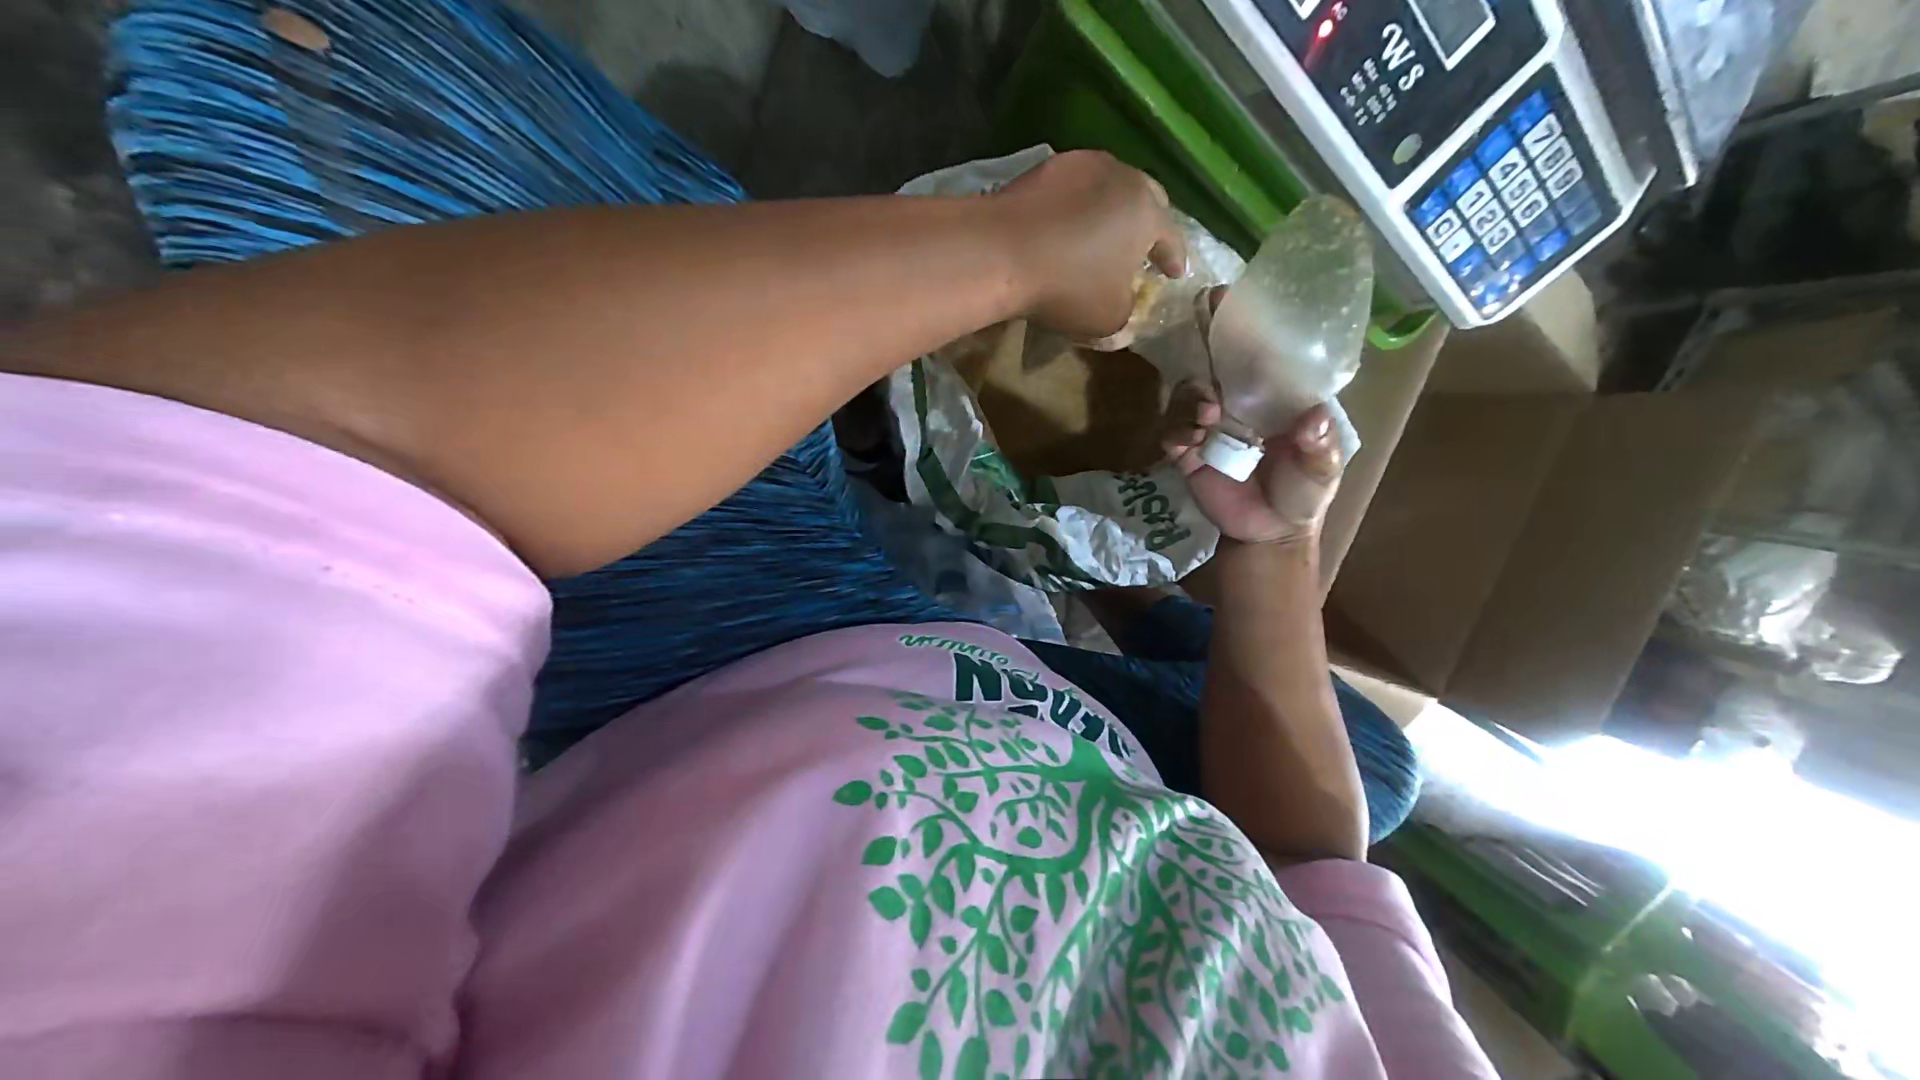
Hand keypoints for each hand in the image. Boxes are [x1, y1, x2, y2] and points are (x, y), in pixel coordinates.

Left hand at [993, 150, 1186, 339]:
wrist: (999, 251)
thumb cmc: (1065, 286)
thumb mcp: (1108, 317)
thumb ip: (1129, 310)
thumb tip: (1126, 301)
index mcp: (1148, 212)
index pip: (1171, 238)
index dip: (1174, 260)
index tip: (1174, 274)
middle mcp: (1123, 177)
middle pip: (1146, 199)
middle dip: (1149, 224)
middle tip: (1142, 247)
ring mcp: (1083, 164)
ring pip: (1109, 187)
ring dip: (1112, 209)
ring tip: (1103, 231)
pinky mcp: (1045, 167)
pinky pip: (1073, 188)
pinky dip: (1077, 204)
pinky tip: (1066, 222)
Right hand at [1163, 381, 1340, 547]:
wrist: (1270, 534)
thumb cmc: (1301, 494)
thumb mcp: (1322, 469)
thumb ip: (1321, 444)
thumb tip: (1316, 415)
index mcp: (1267, 405)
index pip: (1250, 372)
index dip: (1241, 362)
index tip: (1239, 364)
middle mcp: (1234, 413)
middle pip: (1208, 380)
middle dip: (1204, 385)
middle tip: (1213, 404)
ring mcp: (1208, 433)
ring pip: (1183, 401)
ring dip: (1187, 404)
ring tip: (1203, 420)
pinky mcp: (1186, 457)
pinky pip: (1170, 436)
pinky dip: (1175, 433)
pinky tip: (1191, 442)